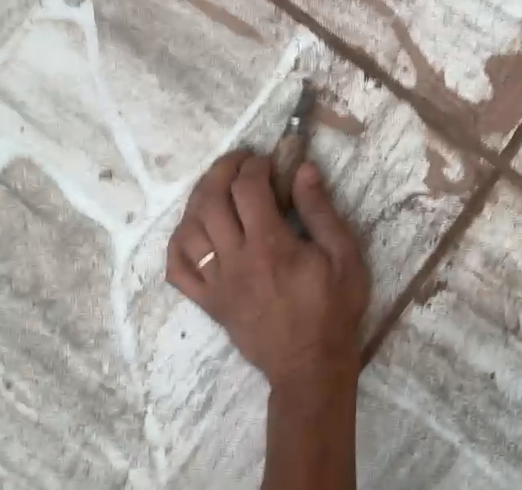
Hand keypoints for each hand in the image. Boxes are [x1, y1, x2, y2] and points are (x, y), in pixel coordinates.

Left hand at [166, 151, 370, 394]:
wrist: (310, 364)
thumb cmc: (333, 306)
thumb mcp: (343, 254)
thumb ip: (320, 210)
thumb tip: (303, 169)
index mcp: (269, 246)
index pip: (247, 190)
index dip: (254, 166)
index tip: (269, 157)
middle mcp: (235, 260)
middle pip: (210, 203)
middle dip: (222, 172)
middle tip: (240, 160)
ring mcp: (216, 283)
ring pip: (188, 231)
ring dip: (198, 199)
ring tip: (218, 185)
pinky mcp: (208, 302)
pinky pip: (177, 269)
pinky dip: (178, 242)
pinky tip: (193, 227)